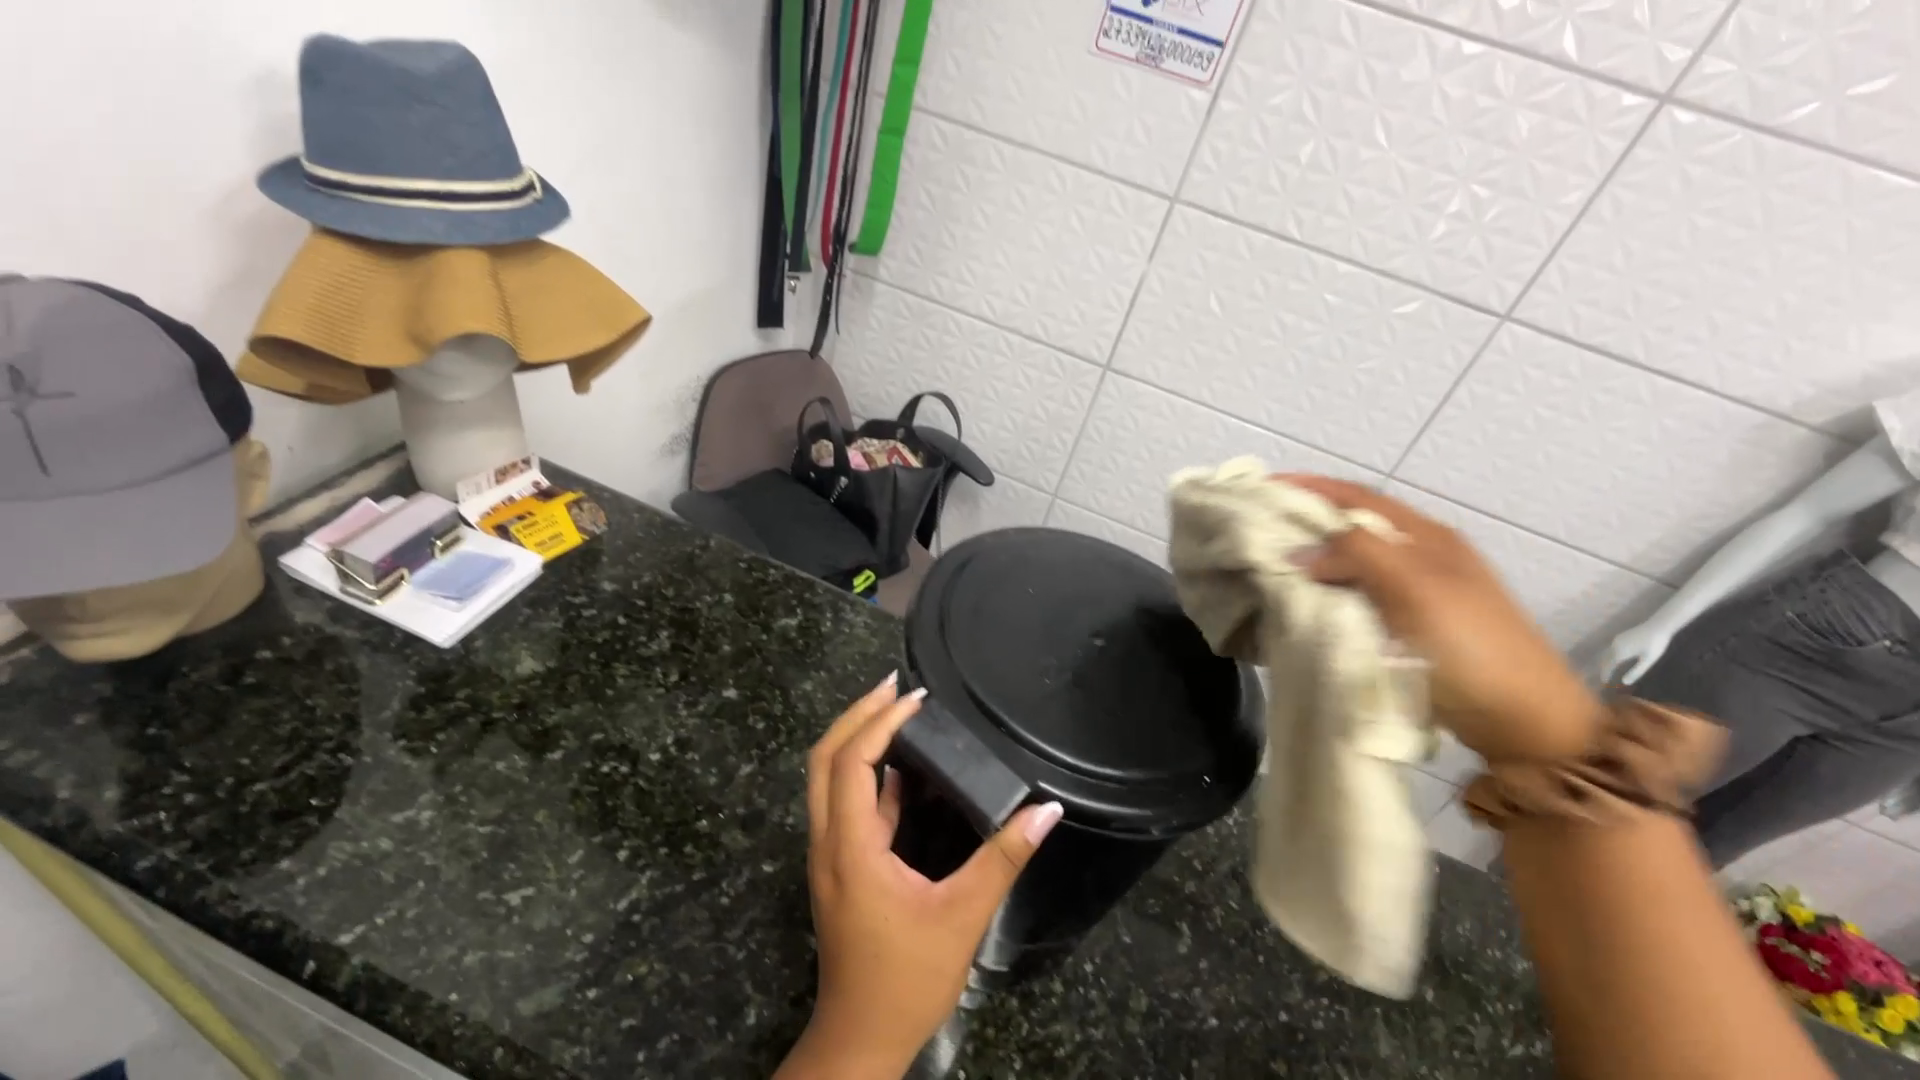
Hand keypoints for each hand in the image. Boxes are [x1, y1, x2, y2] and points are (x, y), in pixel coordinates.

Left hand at [778, 675, 1064, 1078]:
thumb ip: (1003, 859)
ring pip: (829, 781)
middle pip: (824, 760)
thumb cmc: (907, 979)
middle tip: (897, 685)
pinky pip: (846, 806)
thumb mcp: (962, 917)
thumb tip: (1047, 812)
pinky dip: (868, 777)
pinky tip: (905, 772)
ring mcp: (829, 857)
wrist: (860, 1037)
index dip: (880, 722)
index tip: (917, 697)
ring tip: (901, 714)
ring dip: (859, 741)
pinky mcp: (840, 869)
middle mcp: (828, 843)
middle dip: (857, 716)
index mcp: (849, 847)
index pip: (852, 762)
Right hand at [1280, 476, 1602, 761]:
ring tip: (1268, 568)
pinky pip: (1357, 599)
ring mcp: (1419, 595)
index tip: (1260, 487)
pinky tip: (1303, 607)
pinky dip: (1325, 596)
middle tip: (1254, 531)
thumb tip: (1299, 551)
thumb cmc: (1472, 649)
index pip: (1357, 496)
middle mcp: (1422, 557)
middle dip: (1304, 523)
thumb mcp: (1416, 591)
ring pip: (1352, 565)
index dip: (1309, 487)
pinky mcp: (1412, 631)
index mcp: (1427, 537)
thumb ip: (1359, 556)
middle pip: (1352, 528)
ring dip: (1312, 562)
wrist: (1527, 723)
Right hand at [1594, 623, 1670, 686]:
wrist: (1658, 626)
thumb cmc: (1655, 645)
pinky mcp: (1620, 637)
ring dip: (1606, 662)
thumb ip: (1636, 671)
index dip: (1605, 675)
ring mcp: (1616, 641)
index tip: (1604, 683)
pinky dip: (1610, 656)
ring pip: (1607, 654)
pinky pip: (1611, 649)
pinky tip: (1615, 658)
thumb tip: (1625, 683)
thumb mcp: (1648, 661)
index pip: (1608, 667)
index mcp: (1619, 654)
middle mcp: (1614, 647)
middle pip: (1605, 660)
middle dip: (1604, 669)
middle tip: (1605, 678)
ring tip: (1609, 670)